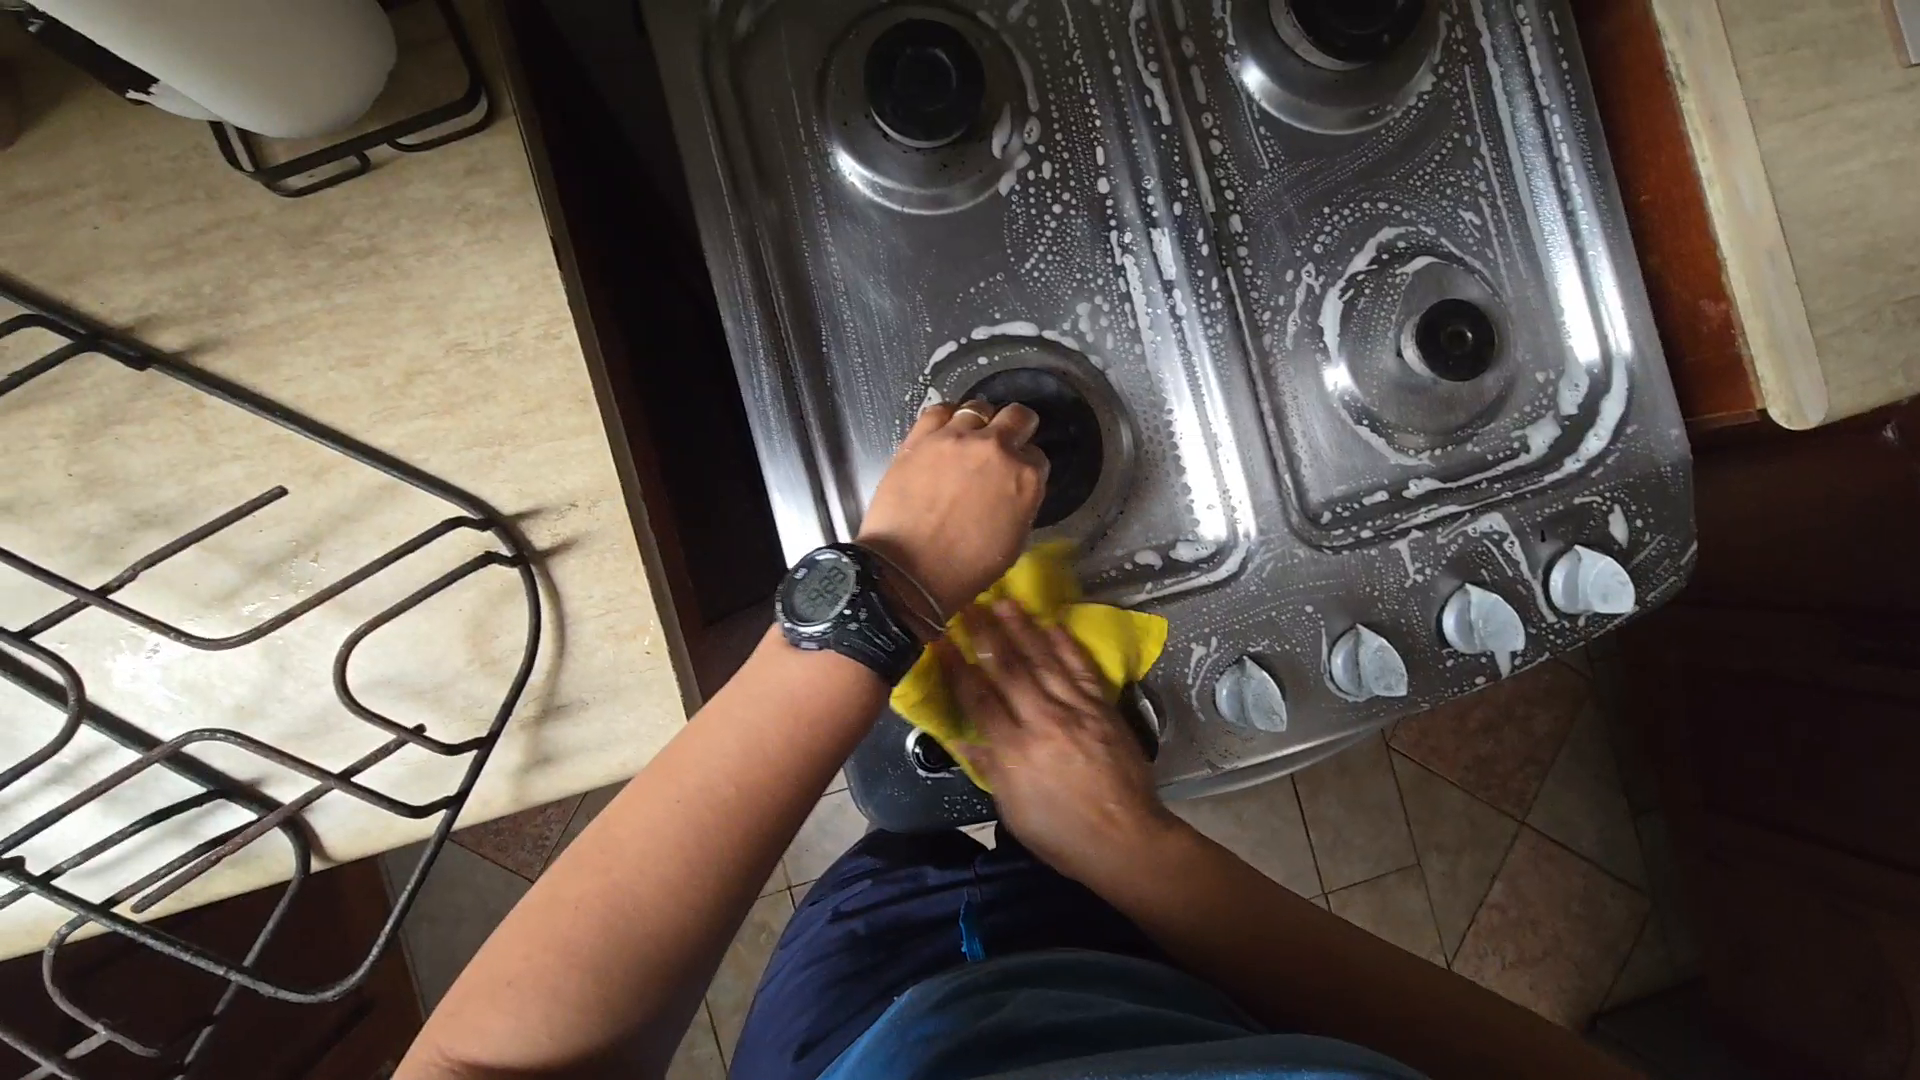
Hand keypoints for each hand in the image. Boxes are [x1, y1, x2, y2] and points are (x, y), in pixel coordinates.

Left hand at [858, 400, 1047, 615]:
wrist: (908, 570)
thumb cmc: (965, 569)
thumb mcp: (1013, 542)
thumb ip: (1020, 504)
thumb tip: (1013, 490)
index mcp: (1026, 478)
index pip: (1037, 456)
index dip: (1026, 464)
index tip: (1016, 473)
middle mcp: (996, 448)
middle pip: (1017, 417)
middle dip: (1016, 427)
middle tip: (1005, 441)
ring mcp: (956, 438)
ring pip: (978, 408)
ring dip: (980, 421)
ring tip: (971, 436)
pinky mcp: (921, 438)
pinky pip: (939, 410)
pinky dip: (947, 417)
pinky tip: (945, 429)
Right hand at [942, 600, 1177, 882]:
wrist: (1125, 840)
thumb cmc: (1061, 834)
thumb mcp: (1013, 810)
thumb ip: (990, 769)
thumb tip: (966, 741)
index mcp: (1014, 750)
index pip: (978, 699)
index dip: (956, 667)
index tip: (941, 640)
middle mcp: (1042, 721)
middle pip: (1008, 669)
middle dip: (986, 635)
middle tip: (969, 605)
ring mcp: (1076, 710)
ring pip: (1044, 661)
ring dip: (1022, 629)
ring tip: (1004, 602)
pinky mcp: (1102, 708)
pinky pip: (1081, 670)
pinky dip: (1067, 646)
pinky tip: (1053, 625)